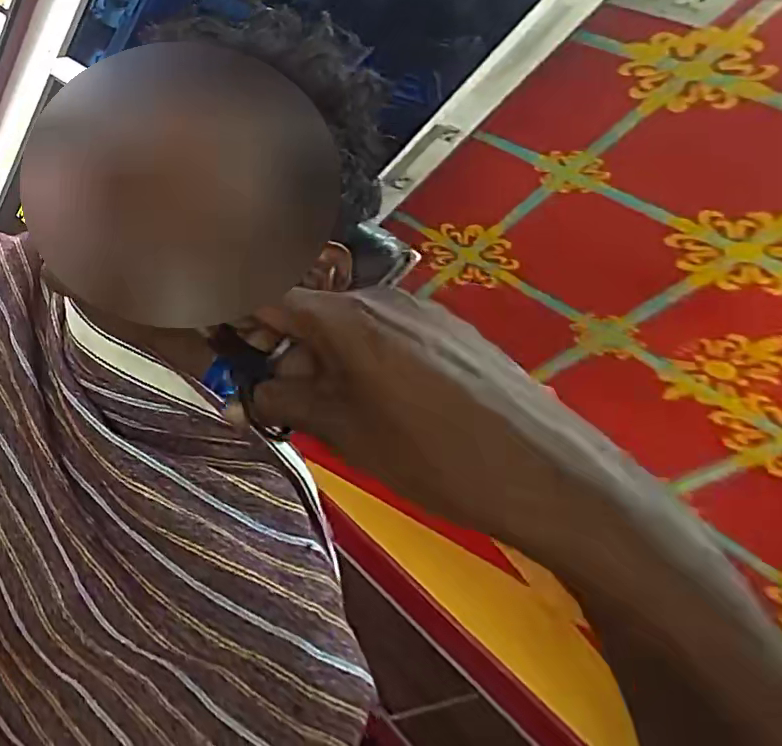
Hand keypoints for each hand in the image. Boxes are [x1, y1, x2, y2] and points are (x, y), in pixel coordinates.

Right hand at [235, 286, 649, 547]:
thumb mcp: (343, 431)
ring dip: (318, 357)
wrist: (566, 486)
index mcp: (346, 317)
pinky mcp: (453, 333)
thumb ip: (279, 403)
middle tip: (270, 392)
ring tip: (326, 408)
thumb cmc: (435, 455)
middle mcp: (381, 300)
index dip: (231, 314)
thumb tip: (236, 402)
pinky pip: (383, 333)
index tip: (215, 340)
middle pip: (305, 311)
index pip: (265, 295)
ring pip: (344, 323)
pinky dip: (357, 357)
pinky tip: (374, 401)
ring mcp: (422, 314)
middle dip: (277, 347)